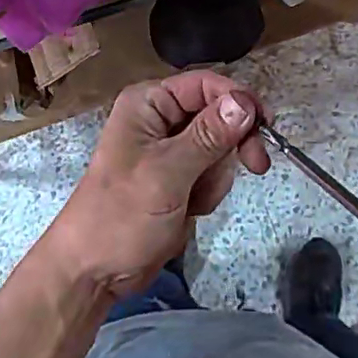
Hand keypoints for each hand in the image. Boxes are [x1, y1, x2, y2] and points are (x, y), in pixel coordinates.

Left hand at [40, 71, 271, 302]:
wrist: (93, 274)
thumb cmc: (120, 217)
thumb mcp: (167, 174)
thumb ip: (208, 137)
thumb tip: (245, 102)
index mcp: (149, 102)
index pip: (205, 83)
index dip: (237, 99)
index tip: (264, 125)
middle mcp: (161, 117)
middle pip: (220, 112)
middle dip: (232, 144)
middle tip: (257, 165)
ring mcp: (171, 147)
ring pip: (222, 144)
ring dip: (217, 174)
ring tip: (195, 200)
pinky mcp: (179, 175)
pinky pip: (214, 169)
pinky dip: (211, 189)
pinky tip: (192, 208)